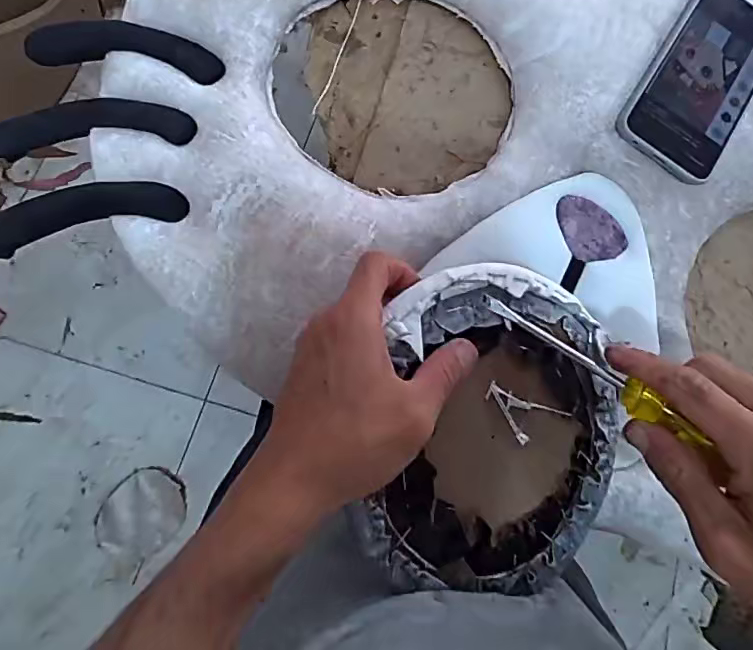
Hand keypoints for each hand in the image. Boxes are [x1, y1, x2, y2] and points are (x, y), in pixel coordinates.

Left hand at [238, 252, 479, 519]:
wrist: (285, 489)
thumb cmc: (353, 443)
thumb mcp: (416, 412)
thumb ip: (445, 372)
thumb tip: (466, 347)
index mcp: (352, 320)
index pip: (375, 263)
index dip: (404, 269)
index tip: (422, 302)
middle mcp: (324, 323)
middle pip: (365, 290)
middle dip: (398, 306)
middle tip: (421, 342)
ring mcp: (306, 347)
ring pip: (351, 316)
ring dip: (379, 330)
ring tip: (399, 371)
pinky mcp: (298, 370)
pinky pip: (335, 339)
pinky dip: (358, 348)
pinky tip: (370, 392)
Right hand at [607, 347, 752, 649]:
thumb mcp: (729, 548)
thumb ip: (681, 477)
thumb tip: (641, 427)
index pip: (693, 389)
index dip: (649, 368)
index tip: (617, 355)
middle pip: (718, 371)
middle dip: (678, 385)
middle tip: (657, 425)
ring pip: (746, 385)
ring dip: (713, 405)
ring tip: (714, 465)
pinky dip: (746, 418)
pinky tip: (752, 469)